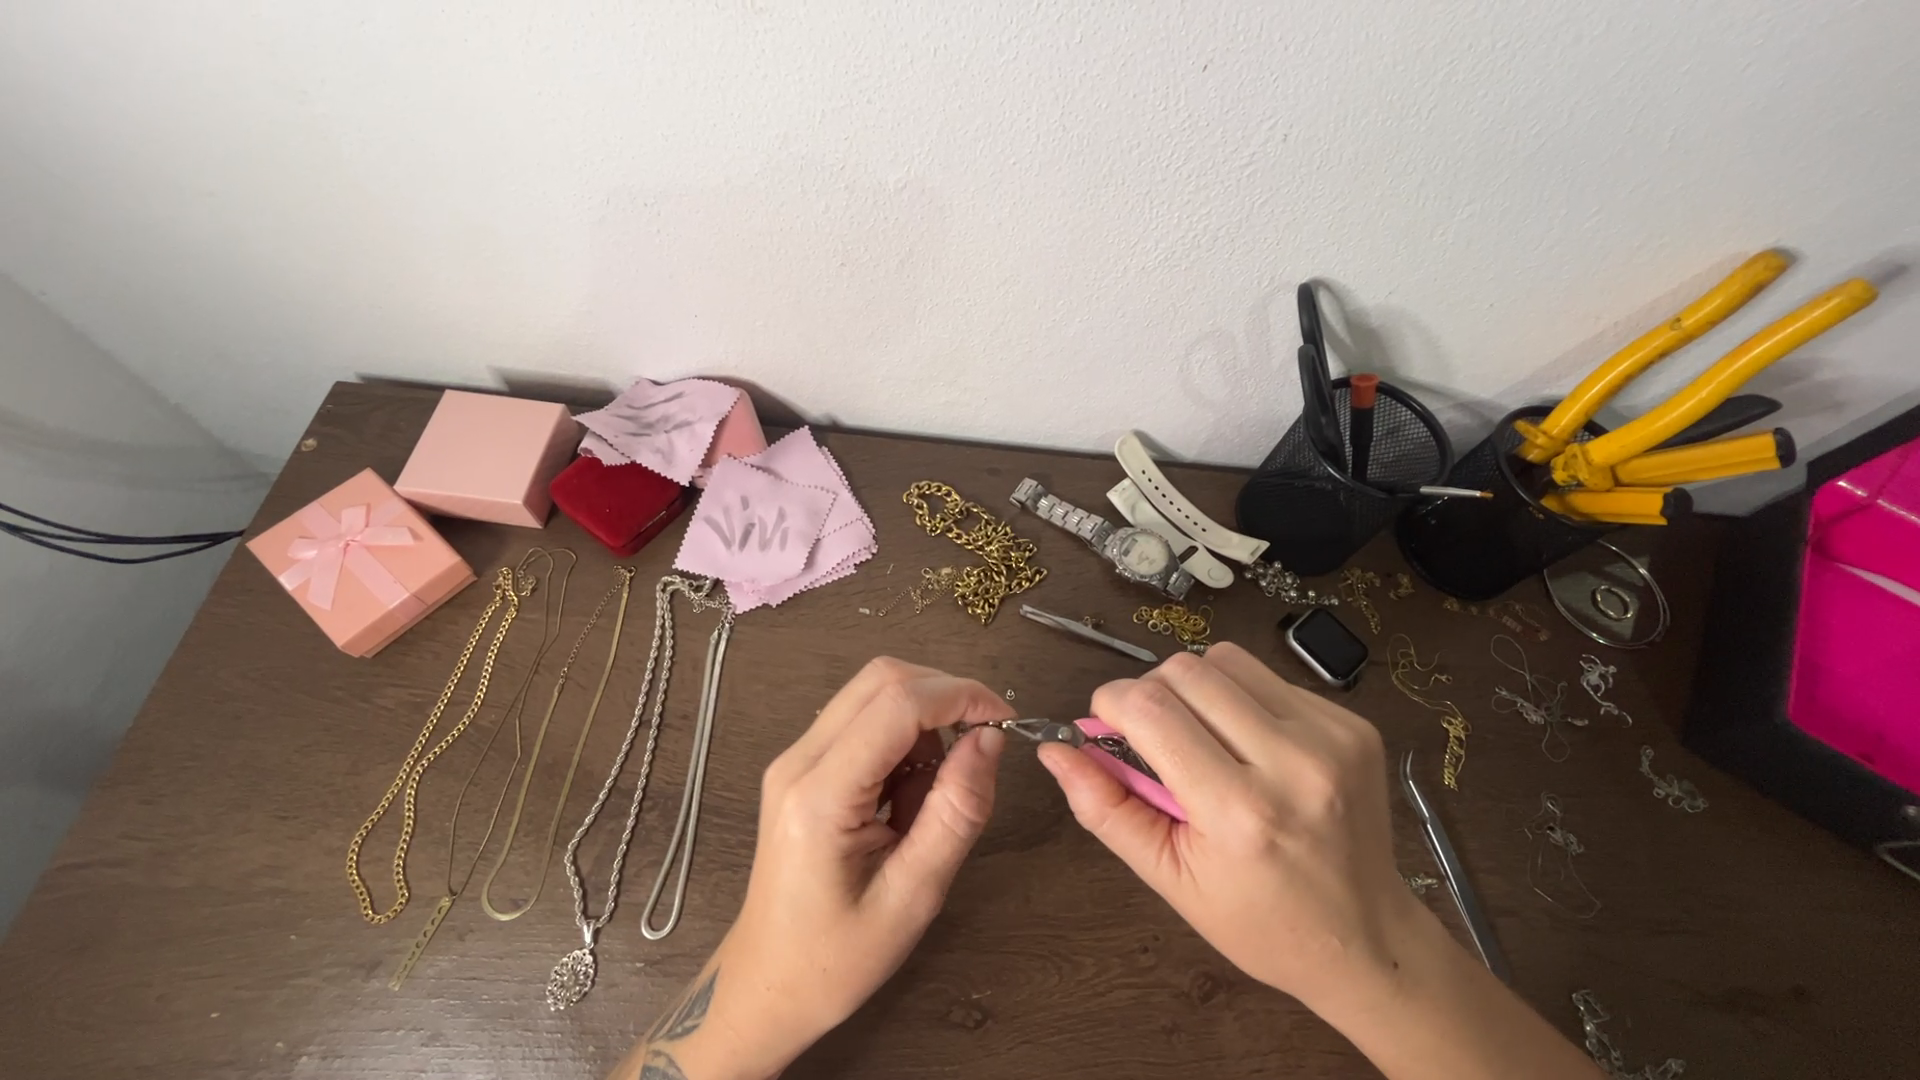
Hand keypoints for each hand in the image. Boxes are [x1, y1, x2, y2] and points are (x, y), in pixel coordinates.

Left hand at [636, 658, 1011, 1079]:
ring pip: (873, 692)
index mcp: (821, 795)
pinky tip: (906, 797)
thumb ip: (956, 812)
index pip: (897, 703)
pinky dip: (903, 738)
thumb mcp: (914, 896)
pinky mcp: (801, 765)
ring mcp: (795, 758)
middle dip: (944, 697)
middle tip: (980, 748)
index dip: (961, 696)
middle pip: (882, 679)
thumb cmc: (837, 959)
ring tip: (930, 797)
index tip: (1006, 722)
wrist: (766, 985)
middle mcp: (799, 759)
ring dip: (923, 723)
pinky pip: (862, 720)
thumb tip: (991, 739)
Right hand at [1037, 643, 1418, 1011]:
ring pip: (1225, 659)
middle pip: (1185, 671)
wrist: (1367, 938)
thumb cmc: (1256, 920)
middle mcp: (1293, 761)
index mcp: (1240, 811)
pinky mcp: (1353, 723)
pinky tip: (1248, 745)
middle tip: (1154, 738)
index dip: (1110, 703)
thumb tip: (1055, 750)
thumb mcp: (1168, 878)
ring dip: (1194, 687)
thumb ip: (1104, 809)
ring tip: (1202, 738)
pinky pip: (1266, 677)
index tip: (1106, 726)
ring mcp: (1331, 735)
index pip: (1151, 709)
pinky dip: (1239, 698)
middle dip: (1149, 693)